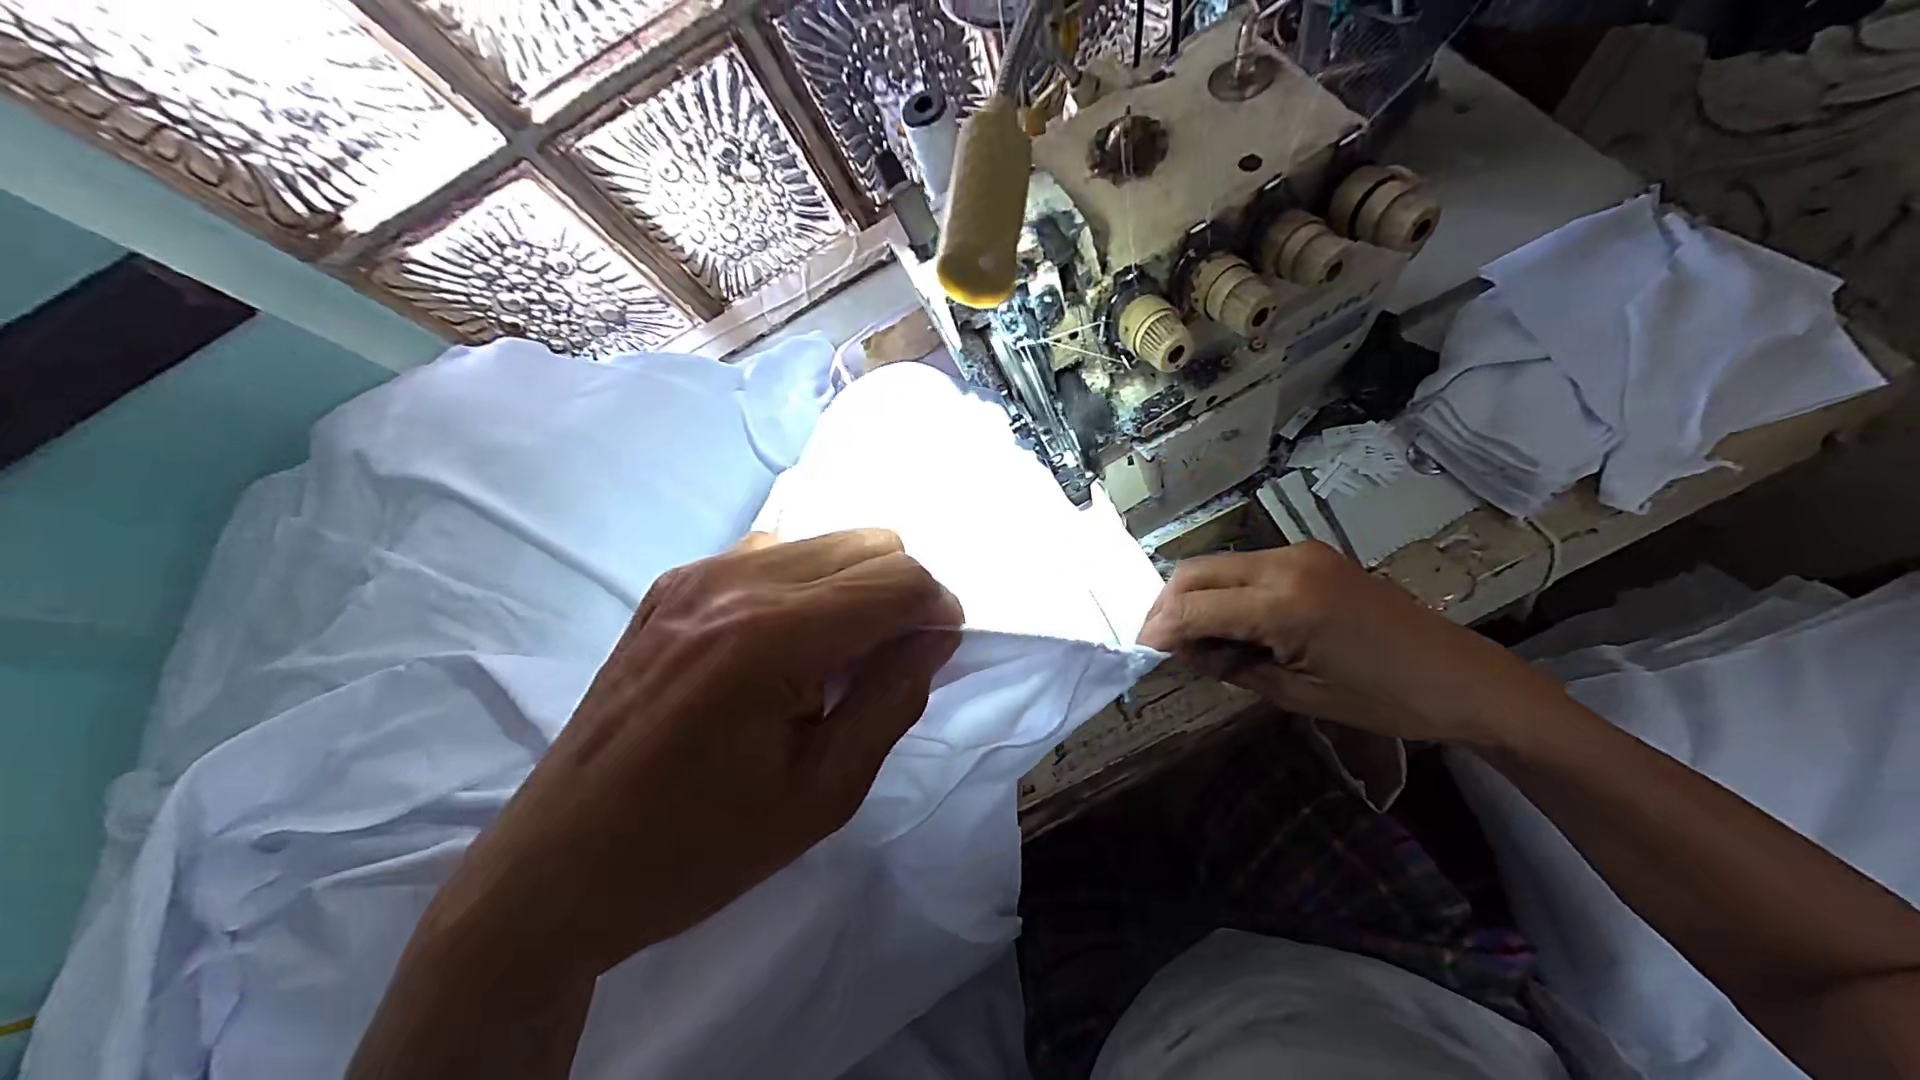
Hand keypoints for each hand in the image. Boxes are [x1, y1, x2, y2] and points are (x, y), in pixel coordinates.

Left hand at [418, 529, 962, 986]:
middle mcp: (732, 581)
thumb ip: (893, 699)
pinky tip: (784, 647)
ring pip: (823, 540)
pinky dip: (806, 585)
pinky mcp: (671, 586)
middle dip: (901, 594)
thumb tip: (936, 634)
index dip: (937, 610)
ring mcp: (695, 576)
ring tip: (834, 661)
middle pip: (869, 542)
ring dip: (855, 587)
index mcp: (770, 637)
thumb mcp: (824, 794)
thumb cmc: (700, 848)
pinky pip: (772, 553)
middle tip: (888, 665)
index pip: (897, 579)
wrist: (559, 867)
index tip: (939, 653)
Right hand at [1137, 541, 1568, 746]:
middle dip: (1166, 606)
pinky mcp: (1311, 556)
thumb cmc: (1384, 700)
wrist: (1465, 679)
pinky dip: (1224, 591)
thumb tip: (1185, 650)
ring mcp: (1300, 553)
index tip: (1140, 653)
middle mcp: (1285, 564)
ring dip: (1193, 596)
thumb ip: (1231, 666)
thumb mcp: (1297, 694)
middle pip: (1195, 571)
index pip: (1194, 606)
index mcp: (1284, 603)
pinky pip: (1246, 567)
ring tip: (1193, 639)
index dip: (1159, 629)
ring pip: (1217, 564)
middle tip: (1160, 645)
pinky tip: (1229, 622)